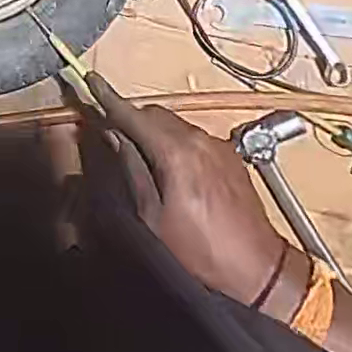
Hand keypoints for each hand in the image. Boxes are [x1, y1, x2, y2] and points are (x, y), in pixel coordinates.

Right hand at [83, 73, 288, 304]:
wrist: (259, 269)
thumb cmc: (202, 251)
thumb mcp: (153, 217)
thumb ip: (132, 169)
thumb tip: (116, 137)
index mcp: (176, 152)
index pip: (134, 115)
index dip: (108, 98)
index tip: (92, 82)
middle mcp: (198, 138)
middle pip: (155, 113)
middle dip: (131, 118)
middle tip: (112, 133)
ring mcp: (216, 144)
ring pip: (174, 123)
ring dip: (154, 131)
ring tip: (143, 157)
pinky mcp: (228, 154)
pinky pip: (193, 136)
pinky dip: (175, 141)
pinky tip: (172, 167)